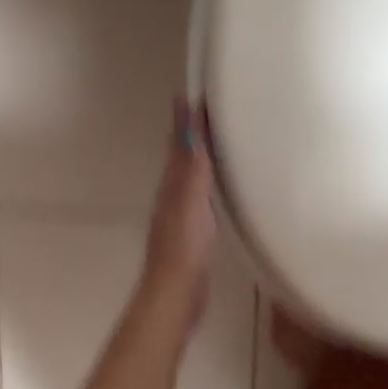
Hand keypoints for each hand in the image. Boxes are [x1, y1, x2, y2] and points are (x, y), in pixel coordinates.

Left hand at [140, 101, 216, 312]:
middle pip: (179, 159)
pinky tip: (216, 191)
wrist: (176, 293)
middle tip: (205, 113)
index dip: (183, 121)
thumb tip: (188, 124)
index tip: (192, 95)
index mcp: (171, 186)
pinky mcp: (189, 235)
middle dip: (189, 136)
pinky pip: (198, 199)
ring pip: (187, 178)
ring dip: (197, 159)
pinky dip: (206, 185)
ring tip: (214, 143)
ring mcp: (178, 217)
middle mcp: (171, 197)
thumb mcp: (191, 200)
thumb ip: (192, 165)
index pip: (178, 145)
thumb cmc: (185, 246)